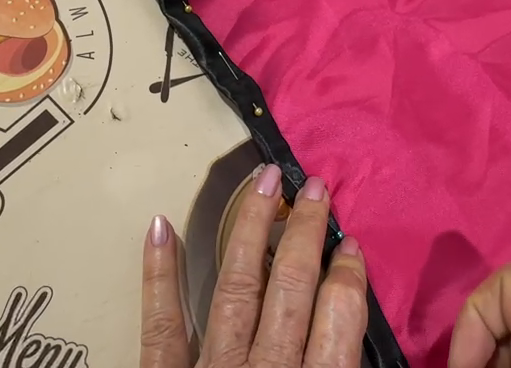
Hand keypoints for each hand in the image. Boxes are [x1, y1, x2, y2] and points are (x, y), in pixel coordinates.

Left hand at [141, 163, 369, 367]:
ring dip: (251, 229)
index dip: (348, 280)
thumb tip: (348, 326)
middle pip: (289, 289)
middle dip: (305, 233)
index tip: (351, 245)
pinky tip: (161, 226)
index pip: (336, 324)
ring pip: (236, 287)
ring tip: (264, 182)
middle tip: (316, 187)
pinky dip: (159, 277)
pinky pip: (162, 327)